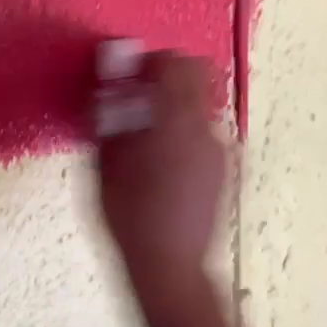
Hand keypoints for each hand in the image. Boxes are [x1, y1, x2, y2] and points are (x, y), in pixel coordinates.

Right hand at [95, 50, 235, 317]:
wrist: (170, 267)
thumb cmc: (129, 219)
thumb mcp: (103, 166)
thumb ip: (107, 118)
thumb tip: (107, 87)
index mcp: (173, 123)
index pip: (174, 63)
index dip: (150, 59)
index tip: (128, 71)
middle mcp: (204, 130)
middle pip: (198, 73)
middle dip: (167, 73)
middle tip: (136, 92)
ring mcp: (219, 150)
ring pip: (201, 103)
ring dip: (174, 103)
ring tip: (142, 132)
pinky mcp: (223, 169)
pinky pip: (203, 132)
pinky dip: (182, 130)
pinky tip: (158, 160)